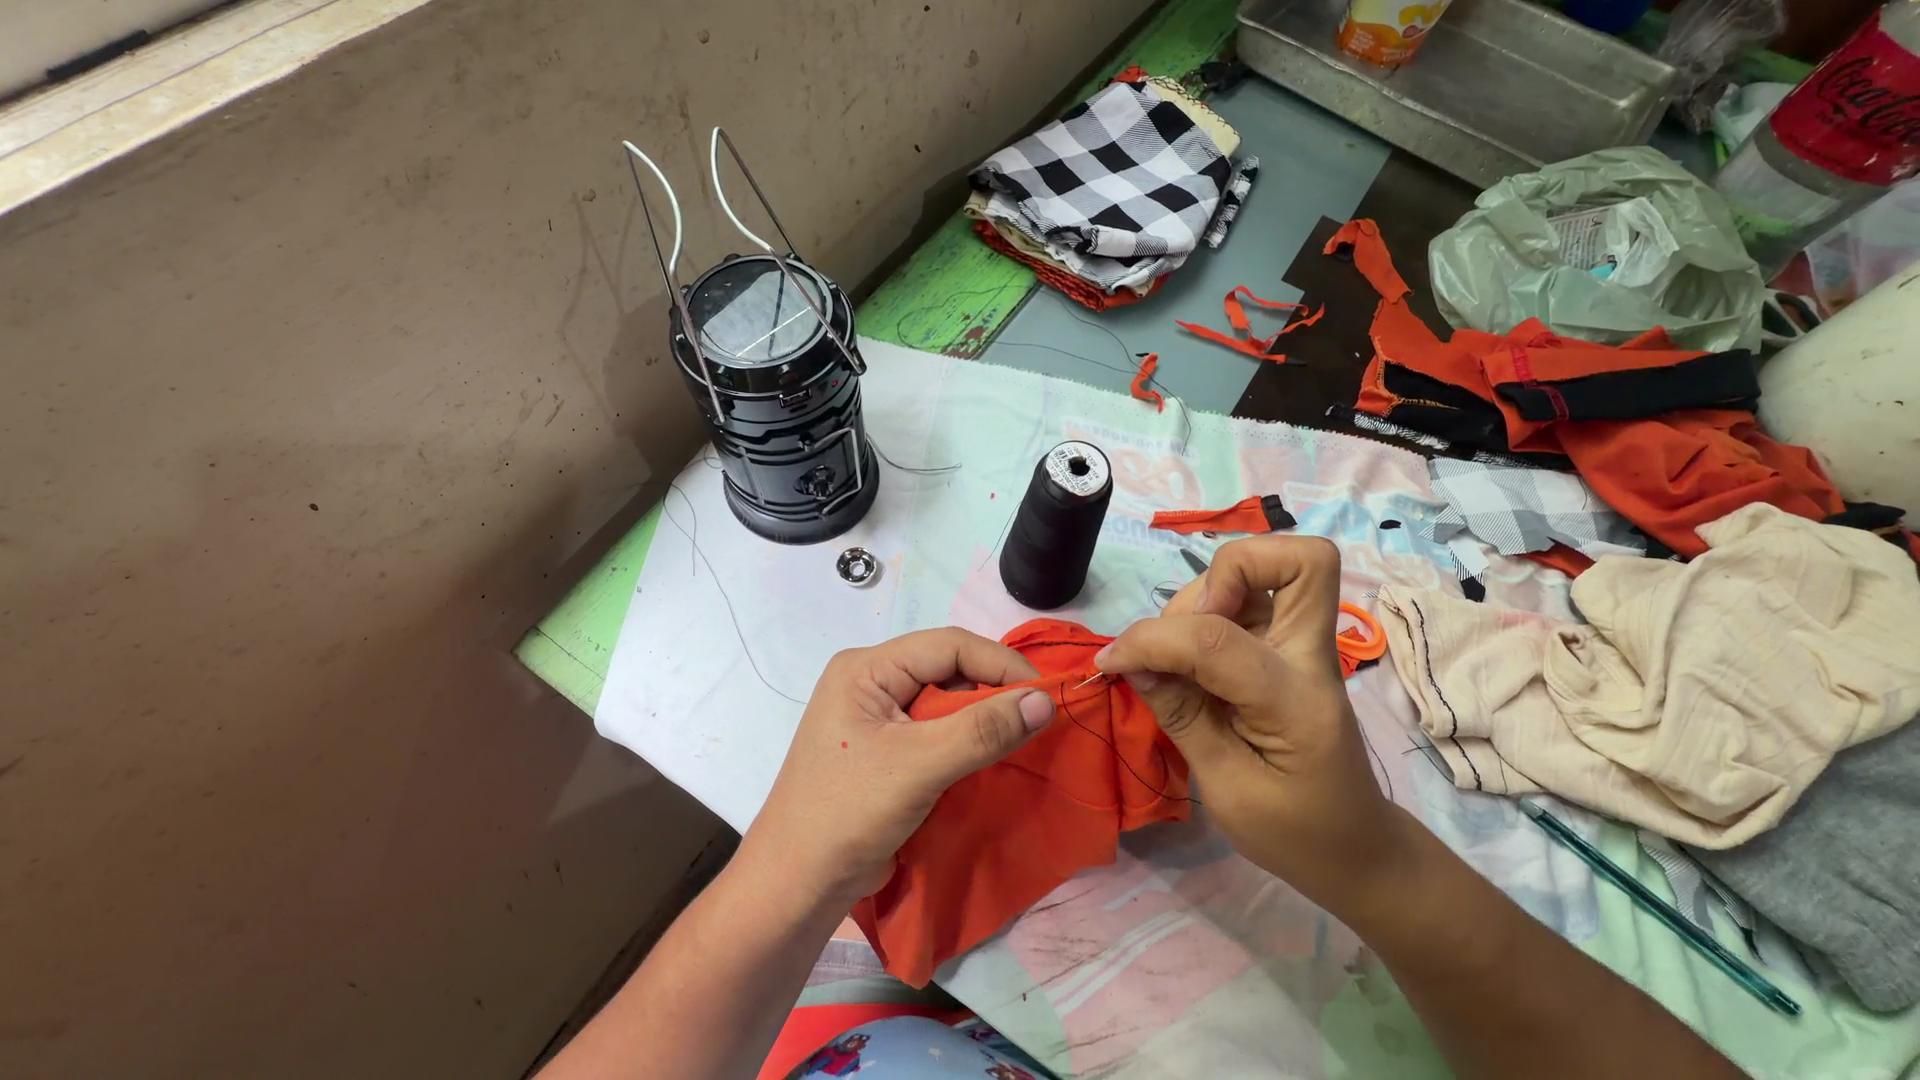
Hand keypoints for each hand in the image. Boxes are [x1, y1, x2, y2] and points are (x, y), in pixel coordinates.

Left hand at [741, 628, 1054, 907]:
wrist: (799, 884)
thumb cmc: (848, 813)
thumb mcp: (918, 766)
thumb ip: (982, 731)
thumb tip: (1046, 700)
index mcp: (866, 669)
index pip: (948, 646)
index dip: (1000, 664)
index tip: (1046, 694)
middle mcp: (872, 683)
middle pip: (949, 670)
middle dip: (995, 691)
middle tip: (1040, 718)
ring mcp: (879, 719)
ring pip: (947, 703)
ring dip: (984, 720)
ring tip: (1025, 737)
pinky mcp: (889, 753)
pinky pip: (939, 733)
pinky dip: (969, 743)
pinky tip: (994, 758)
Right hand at [1094, 536, 1407, 903]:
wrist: (1354, 850)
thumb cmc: (1292, 832)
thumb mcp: (1225, 788)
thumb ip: (1180, 716)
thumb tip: (1132, 661)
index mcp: (1296, 702)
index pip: (1218, 640)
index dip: (1152, 641)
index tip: (1112, 663)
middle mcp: (1310, 657)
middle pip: (1300, 560)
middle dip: (1226, 570)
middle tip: (1185, 630)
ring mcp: (1305, 647)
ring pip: (1267, 571)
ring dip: (1209, 592)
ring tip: (1176, 654)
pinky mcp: (1290, 648)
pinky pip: (1253, 596)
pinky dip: (1212, 607)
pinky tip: (1191, 656)